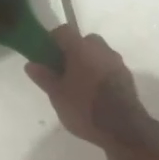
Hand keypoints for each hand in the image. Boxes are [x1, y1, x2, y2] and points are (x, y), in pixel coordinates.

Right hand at [26, 26, 158, 159]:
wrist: (124, 128)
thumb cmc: (84, 108)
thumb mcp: (57, 95)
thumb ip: (44, 77)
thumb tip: (31, 64)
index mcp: (81, 49)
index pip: (63, 31)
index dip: (52, 40)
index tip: (46, 56)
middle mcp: (101, 49)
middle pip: (83, 40)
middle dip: (72, 51)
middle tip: (62, 71)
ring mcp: (117, 62)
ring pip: (98, 54)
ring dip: (87, 62)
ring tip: (78, 85)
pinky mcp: (127, 76)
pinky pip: (108, 67)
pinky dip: (100, 73)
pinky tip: (94, 93)